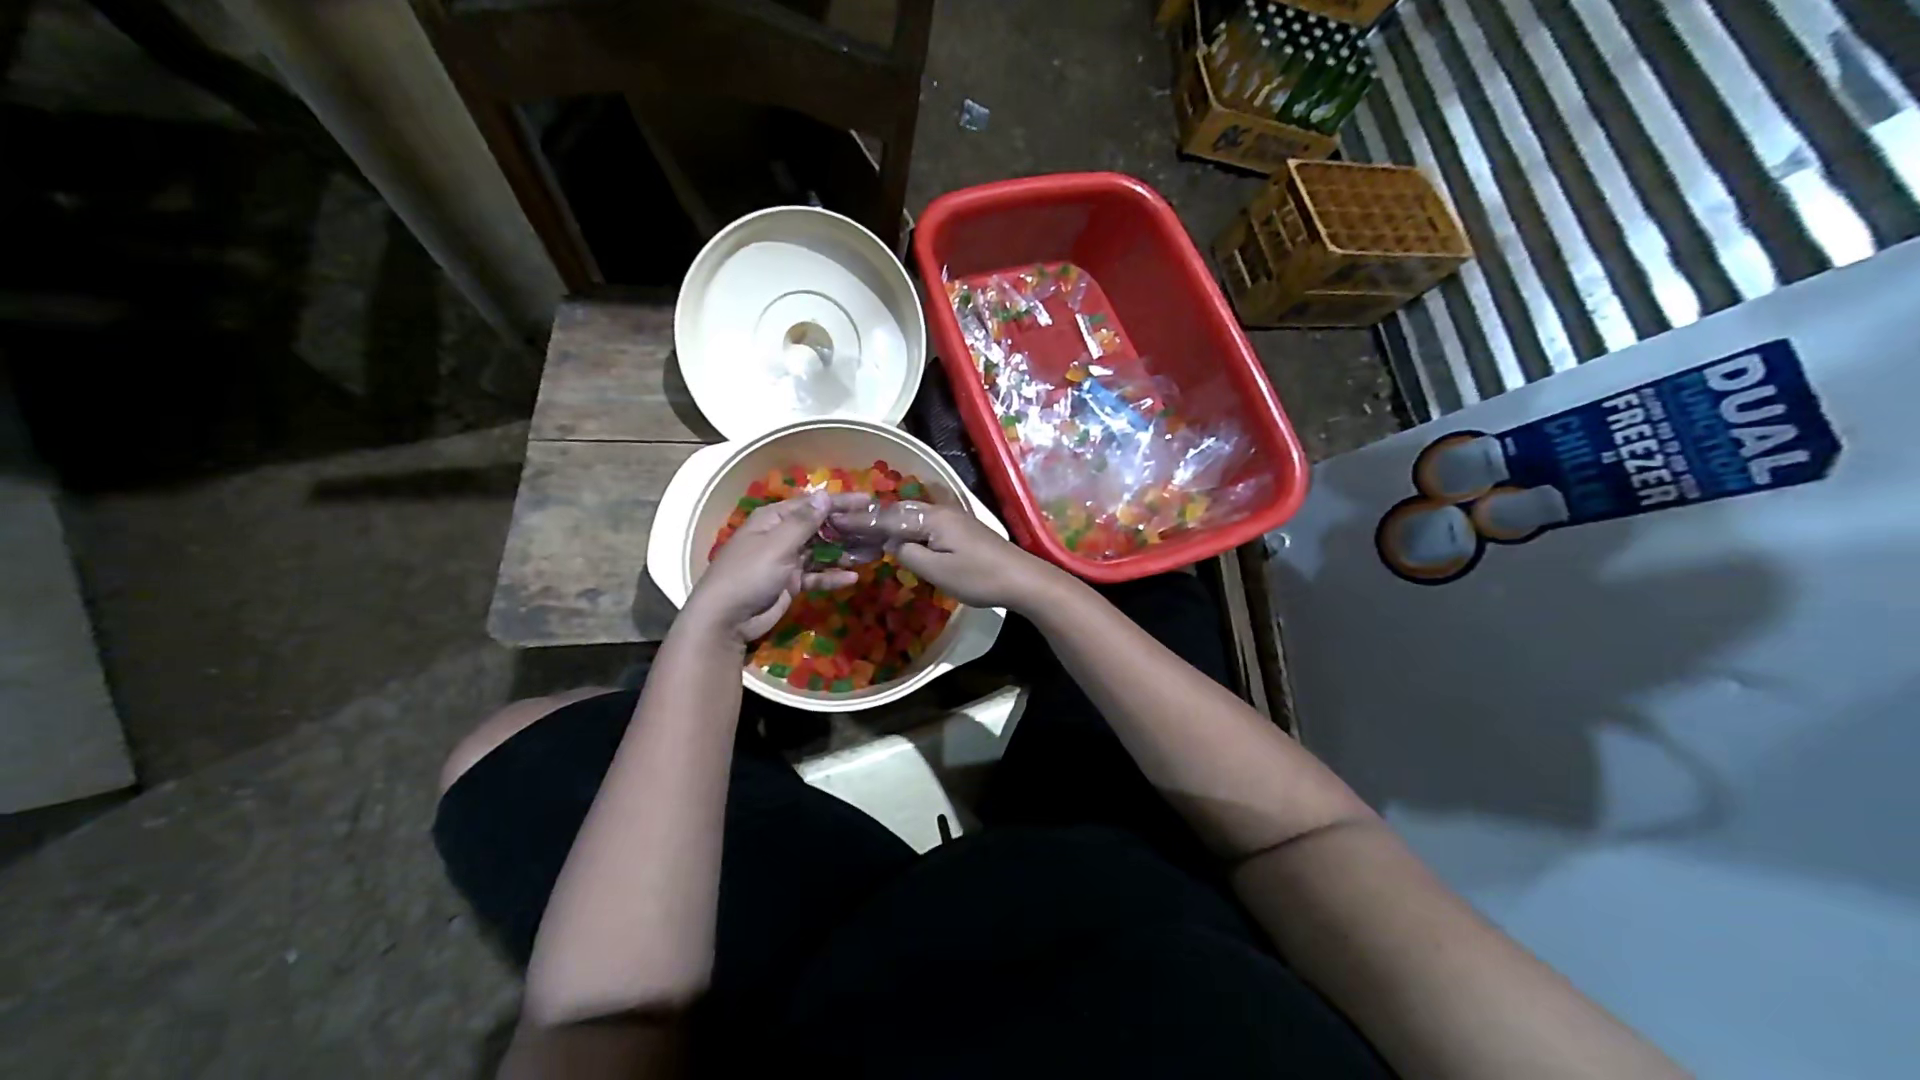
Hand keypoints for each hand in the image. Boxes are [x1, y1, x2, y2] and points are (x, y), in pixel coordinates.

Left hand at [684, 492, 865, 645]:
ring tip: (871, 553)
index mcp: (773, 519)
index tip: (867, 501)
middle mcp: (780, 536)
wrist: (725, 618)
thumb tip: (825, 496)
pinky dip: (831, 576)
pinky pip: (815, 575)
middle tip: (874, 529)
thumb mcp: (778, 544)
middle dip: (845, 528)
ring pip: (820, 552)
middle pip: (818, 527)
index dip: (839, 502)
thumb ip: (804, 522)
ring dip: (843, 553)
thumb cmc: (750, 574)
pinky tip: (852, 578)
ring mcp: (785, 561)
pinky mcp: (790, 583)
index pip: (812, 505)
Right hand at [827, 500, 1061, 609]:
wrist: (1021, 578)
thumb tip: (890, 542)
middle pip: (896, 511)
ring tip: (860, 532)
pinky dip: (902, 529)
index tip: (834, 521)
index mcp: (931, 519)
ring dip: (884, 524)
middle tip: (840, 526)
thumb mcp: (936, 571)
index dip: (860, 520)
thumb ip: (908, 554)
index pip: (886, 517)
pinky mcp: (957, 530)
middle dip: (868, 519)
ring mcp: (949, 519)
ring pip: (908, 516)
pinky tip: (894, 538)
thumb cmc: (978, 578)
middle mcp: (938, 512)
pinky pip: (920, 524)